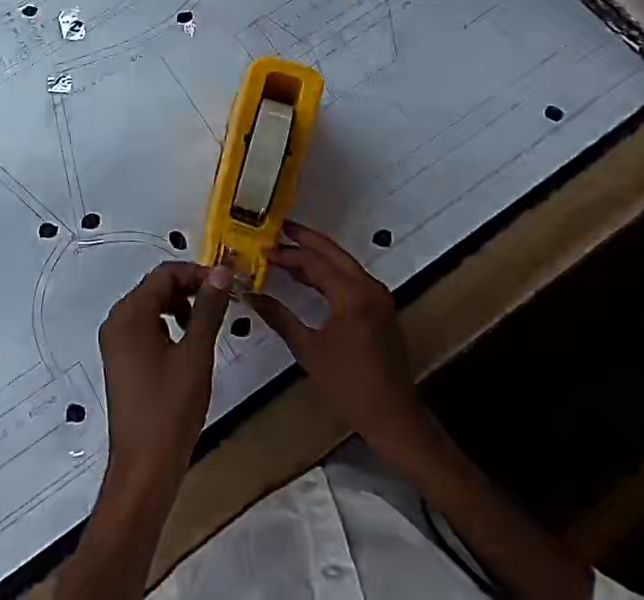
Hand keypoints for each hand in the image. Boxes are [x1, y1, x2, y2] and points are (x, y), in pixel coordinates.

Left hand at [97, 261, 231, 486]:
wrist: (145, 466)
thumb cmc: (171, 409)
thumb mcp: (196, 355)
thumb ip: (208, 309)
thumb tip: (221, 271)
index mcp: (129, 314)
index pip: (164, 274)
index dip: (197, 273)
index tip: (228, 284)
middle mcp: (116, 321)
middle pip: (155, 288)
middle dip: (189, 289)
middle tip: (223, 302)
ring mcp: (115, 341)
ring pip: (151, 307)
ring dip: (180, 307)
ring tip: (207, 325)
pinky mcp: (121, 359)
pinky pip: (145, 327)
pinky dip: (167, 325)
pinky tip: (187, 345)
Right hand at [247, 221, 422, 445]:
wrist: (391, 415)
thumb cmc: (348, 384)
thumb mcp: (307, 349)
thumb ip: (279, 317)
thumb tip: (251, 297)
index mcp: (352, 296)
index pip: (315, 262)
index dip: (286, 254)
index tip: (262, 250)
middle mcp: (369, 288)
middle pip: (333, 253)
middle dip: (305, 240)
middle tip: (278, 229)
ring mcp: (378, 296)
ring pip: (343, 263)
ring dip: (317, 256)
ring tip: (286, 251)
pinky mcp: (380, 307)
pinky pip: (351, 278)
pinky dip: (329, 272)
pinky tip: (307, 277)